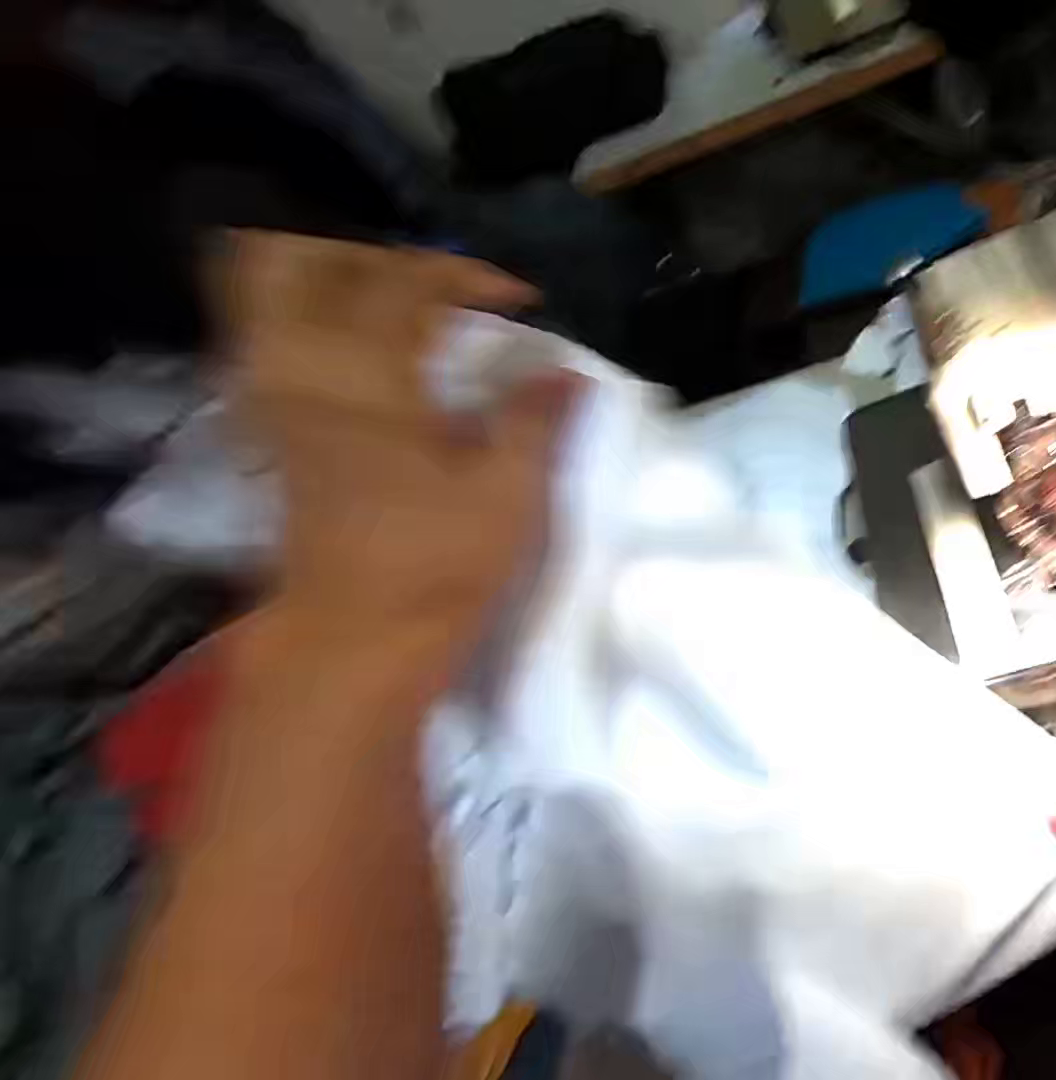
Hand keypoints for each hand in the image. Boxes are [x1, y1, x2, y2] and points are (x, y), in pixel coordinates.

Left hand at [220, 231, 579, 677]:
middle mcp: (299, 374)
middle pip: (295, 263)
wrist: (361, 631)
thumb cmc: (443, 559)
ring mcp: (273, 400)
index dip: (465, 275)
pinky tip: (384, 360)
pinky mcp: (274, 430)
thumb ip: (536, 418)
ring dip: (342, 284)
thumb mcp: (511, 489)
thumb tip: (566, 372)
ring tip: (415, 315)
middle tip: (445, 290)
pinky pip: (277, 339)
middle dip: (374, 257)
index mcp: (365, 383)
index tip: (524, 298)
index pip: (401, 286)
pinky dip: (327, 323)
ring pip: (268, 297)